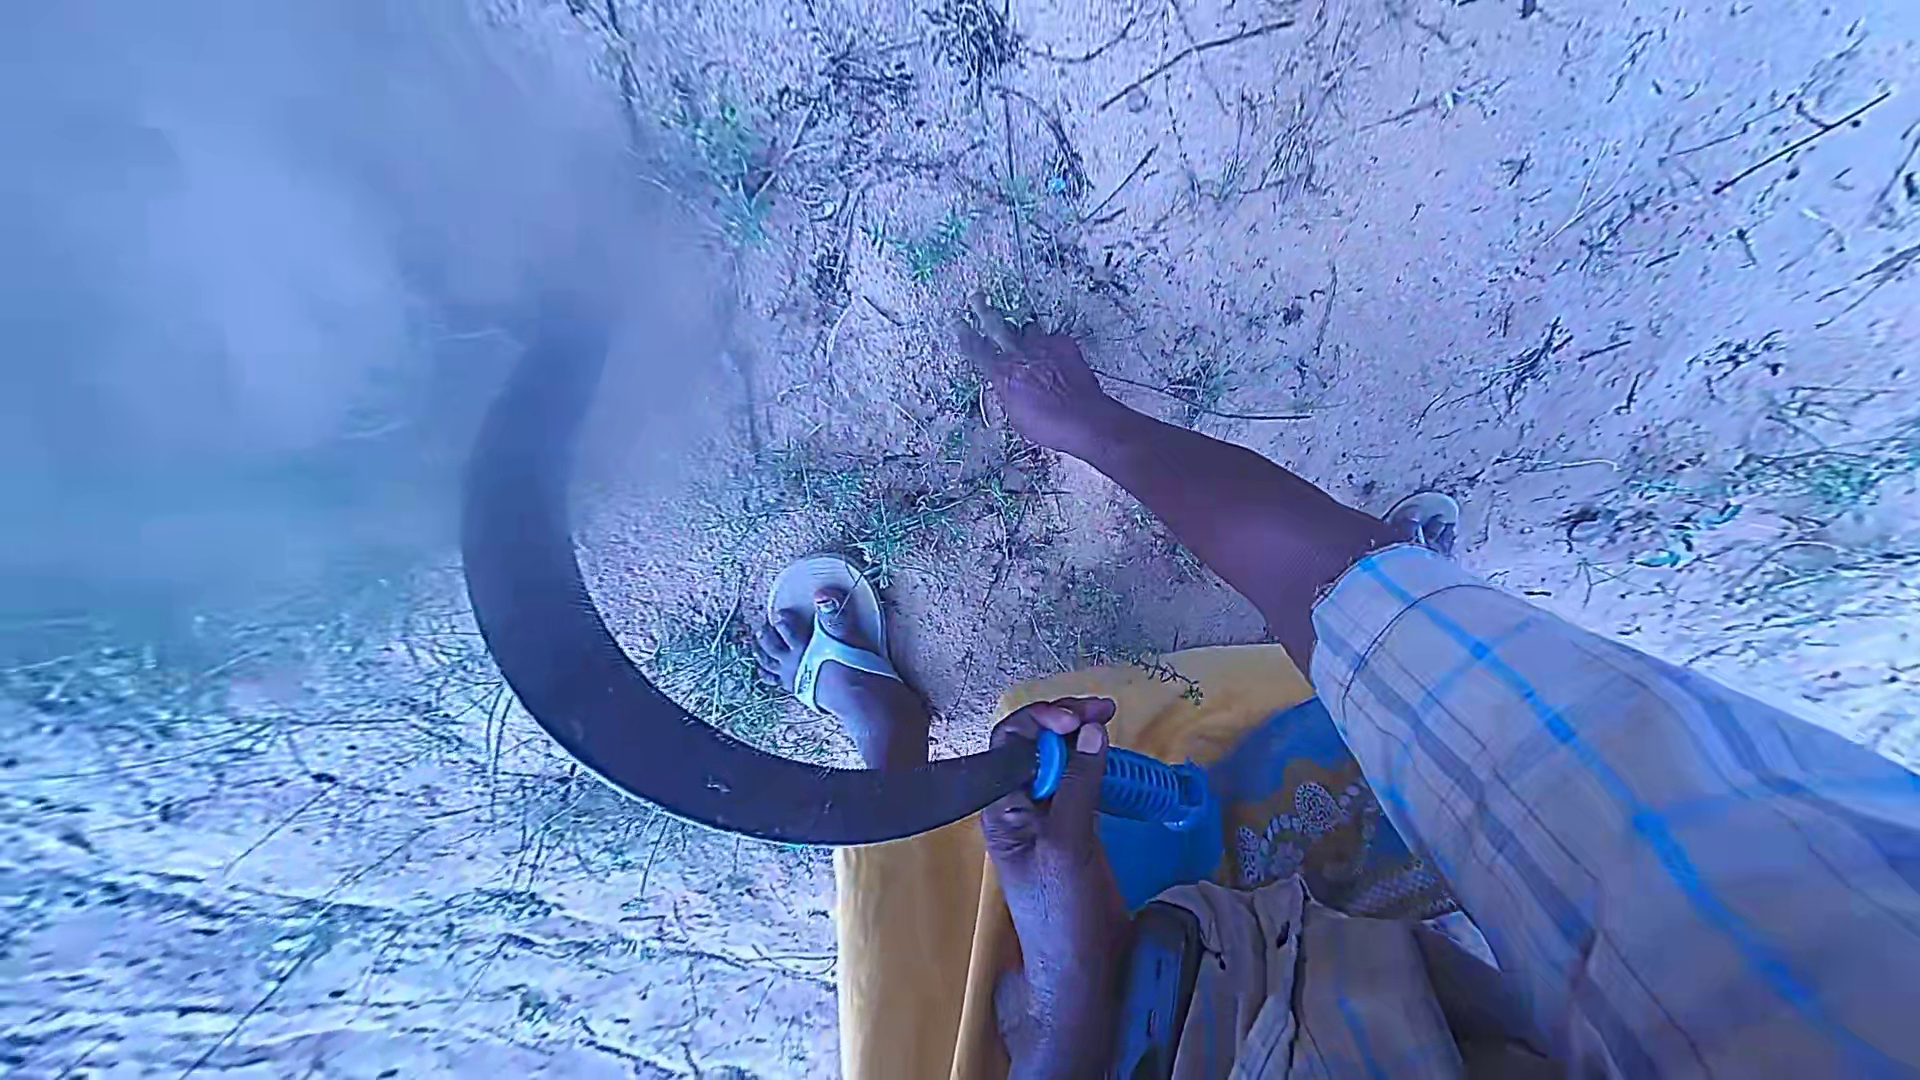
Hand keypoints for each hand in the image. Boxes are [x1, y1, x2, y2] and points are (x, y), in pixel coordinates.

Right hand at [955, 295, 1120, 455]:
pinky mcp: (1064, 344)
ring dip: (1023, 332)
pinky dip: (1050, 346)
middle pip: (997, 326)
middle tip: (977, 298)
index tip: (958, 323)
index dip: (966, 336)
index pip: (977, 349)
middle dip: (984, 311)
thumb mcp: (1015, 416)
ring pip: (1027, 329)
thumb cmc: (1047, 425)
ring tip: (1023, 335)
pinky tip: (1053, 357)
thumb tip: (1004, 385)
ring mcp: (1043, 346)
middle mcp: (1019, 354)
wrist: (1082, 418)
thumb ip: (1007, 393)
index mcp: (1002, 374)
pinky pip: (1052, 339)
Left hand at [983, 697, 1126, 1077]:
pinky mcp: (1072, 819)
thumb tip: (1092, 731)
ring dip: (1080, 730)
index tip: (1074, 722)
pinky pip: (1077, 775)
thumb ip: (1078, 785)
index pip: (1009, 743)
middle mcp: (1018, 800)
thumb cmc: (1063, 911)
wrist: (1086, 971)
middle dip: (1063, 718)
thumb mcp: (1067, 844)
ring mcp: (1046, 809)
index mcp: (1001, 804)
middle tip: (1101, 709)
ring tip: (1107, 715)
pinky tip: (1107, 745)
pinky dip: (1092, 755)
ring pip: (1056, 754)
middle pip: (1033, 741)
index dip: (1038, 723)